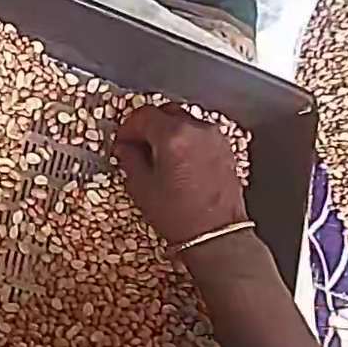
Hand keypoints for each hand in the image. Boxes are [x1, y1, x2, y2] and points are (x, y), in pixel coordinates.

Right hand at [112, 104, 249, 247]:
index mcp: (172, 135)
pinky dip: (185, 140)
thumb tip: (125, 147)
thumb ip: (130, 159)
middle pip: (165, 112)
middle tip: (136, 146)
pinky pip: (199, 134)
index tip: (122, 142)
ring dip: (167, 132)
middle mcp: (196, 128)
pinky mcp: (225, 148)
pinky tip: (177, 162)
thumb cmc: (177, 215)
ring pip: (184, 121)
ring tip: (158, 156)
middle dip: (148, 126)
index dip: (127, 127)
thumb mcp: (142, 187)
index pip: (143, 115)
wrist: (215, 234)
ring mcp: (214, 137)